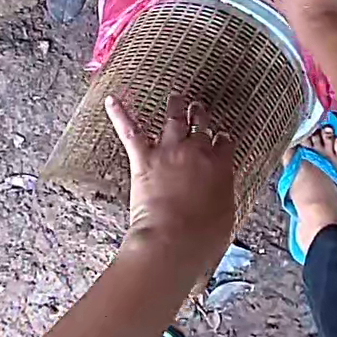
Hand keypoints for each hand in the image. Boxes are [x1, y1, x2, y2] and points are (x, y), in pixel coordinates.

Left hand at [105, 94, 236, 266]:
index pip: (224, 144)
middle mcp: (197, 153)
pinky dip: (120, 114)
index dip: (222, 139)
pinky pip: (130, 131)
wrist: (175, 239)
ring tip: (175, 97)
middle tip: (198, 107)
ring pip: (173, 119)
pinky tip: (111, 100)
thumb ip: (222, 199)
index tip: (221, 137)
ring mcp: (169, 152)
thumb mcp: (225, 217)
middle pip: (200, 125)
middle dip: (200, 114)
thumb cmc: (202, 236)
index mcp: (220, 168)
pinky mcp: (144, 159)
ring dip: (175, 106)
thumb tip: (219, 198)